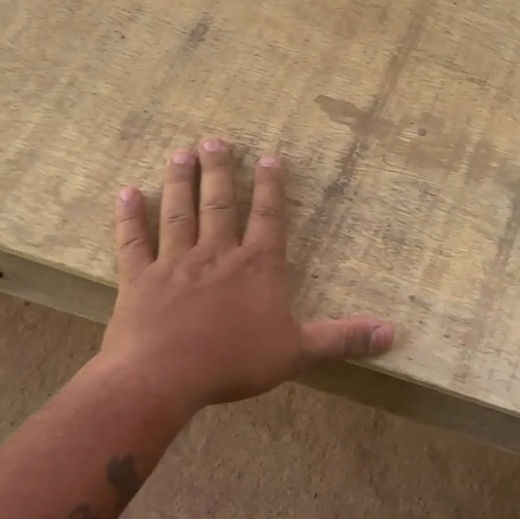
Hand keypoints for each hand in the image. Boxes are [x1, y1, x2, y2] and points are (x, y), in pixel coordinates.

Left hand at [103, 137, 393, 414]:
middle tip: (215, 139)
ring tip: (182, 153)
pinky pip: (133, 242)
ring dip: (180, 181)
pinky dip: (129, 217)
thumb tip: (392, 334)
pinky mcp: (138, 281)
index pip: (269, 216)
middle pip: (220, 203)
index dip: (271, 186)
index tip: (270, 156)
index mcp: (258, 266)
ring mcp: (174, 264)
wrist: (161, 378)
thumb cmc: (234, 362)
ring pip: (179, 213)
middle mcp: (217, 255)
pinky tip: (127, 193)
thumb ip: (343, 339)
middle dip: (220, 170)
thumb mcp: (298, 352)